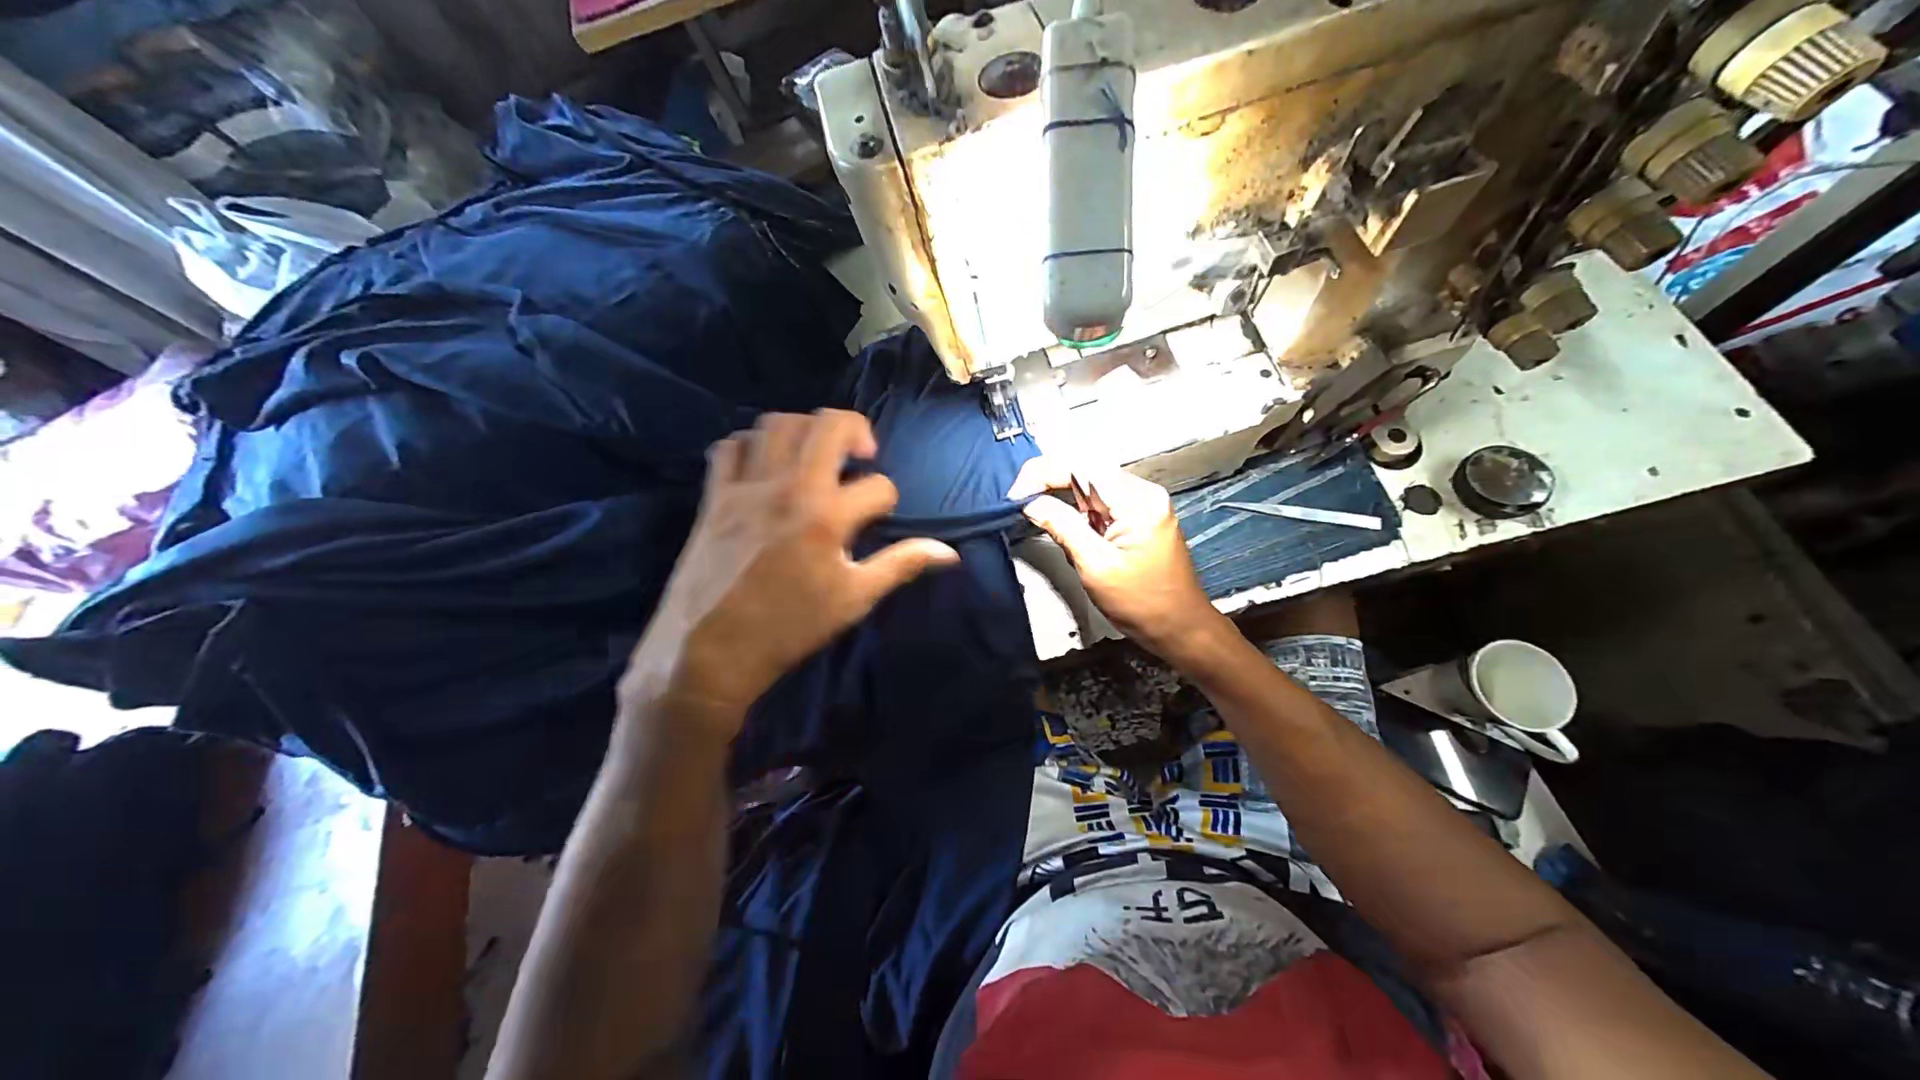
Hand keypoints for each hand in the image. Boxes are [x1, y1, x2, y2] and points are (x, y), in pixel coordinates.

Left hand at [621, 410, 960, 741]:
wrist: (709, 651)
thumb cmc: (788, 629)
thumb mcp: (853, 600)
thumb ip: (900, 565)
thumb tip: (949, 553)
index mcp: (827, 516)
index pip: (877, 485)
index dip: (888, 498)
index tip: (878, 519)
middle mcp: (788, 487)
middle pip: (828, 425)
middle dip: (856, 430)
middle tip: (860, 455)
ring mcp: (746, 487)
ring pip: (777, 423)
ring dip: (804, 429)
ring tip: (814, 454)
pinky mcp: (714, 496)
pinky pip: (730, 446)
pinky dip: (751, 445)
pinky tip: (764, 467)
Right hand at [1008, 457, 1229, 662]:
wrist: (1180, 628)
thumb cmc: (1141, 603)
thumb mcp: (1095, 566)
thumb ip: (1062, 526)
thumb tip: (1029, 501)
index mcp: (1138, 501)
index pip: (1083, 466)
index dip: (1043, 473)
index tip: (1016, 495)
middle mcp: (1143, 492)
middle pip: (1086, 470)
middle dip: (1051, 487)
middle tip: (1024, 507)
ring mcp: (1143, 503)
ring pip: (1090, 486)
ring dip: (1065, 504)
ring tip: (1059, 535)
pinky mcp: (1138, 516)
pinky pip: (1100, 502)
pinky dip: (1079, 515)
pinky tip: (1078, 540)